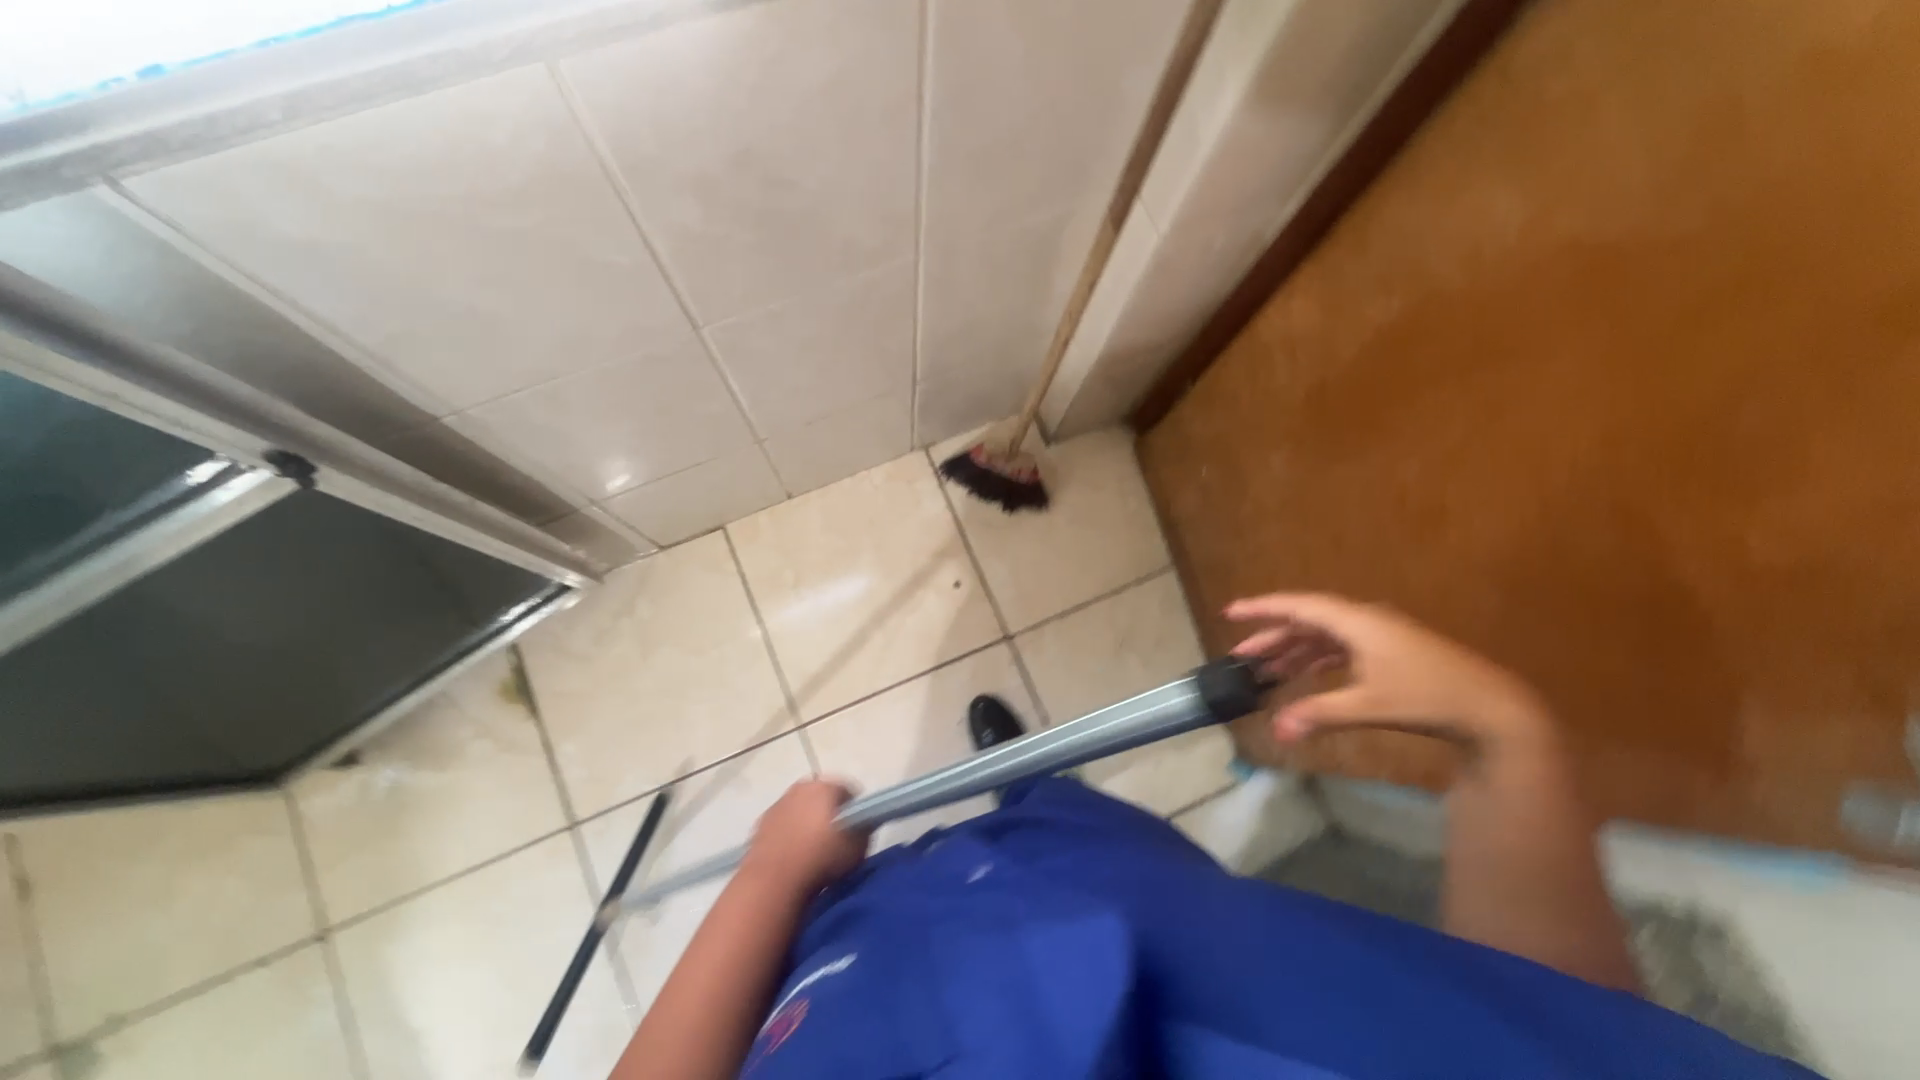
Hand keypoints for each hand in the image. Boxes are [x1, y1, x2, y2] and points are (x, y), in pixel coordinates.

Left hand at [741, 780, 870, 893]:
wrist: (774, 880)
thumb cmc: (822, 859)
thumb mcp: (858, 848)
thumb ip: (863, 830)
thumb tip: (862, 825)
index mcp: (825, 786)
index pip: (847, 790)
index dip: (855, 809)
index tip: (857, 828)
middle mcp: (800, 788)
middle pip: (820, 795)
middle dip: (828, 811)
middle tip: (836, 836)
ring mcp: (777, 804)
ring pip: (799, 808)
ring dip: (806, 821)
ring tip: (812, 848)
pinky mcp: (760, 823)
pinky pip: (782, 824)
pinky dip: (788, 833)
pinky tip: (792, 854)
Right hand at [1225, 593, 1548, 747]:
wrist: (1493, 709)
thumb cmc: (1428, 698)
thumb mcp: (1370, 706)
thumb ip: (1320, 714)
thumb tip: (1277, 730)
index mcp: (1357, 622)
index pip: (1299, 607)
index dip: (1263, 609)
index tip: (1231, 612)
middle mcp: (1366, 621)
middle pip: (1309, 622)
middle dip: (1273, 637)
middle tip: (1241, 656)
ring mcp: (1382, 636)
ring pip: (1326, 636)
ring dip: (1296, 651)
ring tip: (1268, 671)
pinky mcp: (1393, 653)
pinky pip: (1342, 647)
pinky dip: (1319, 659)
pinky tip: (1309, 676)